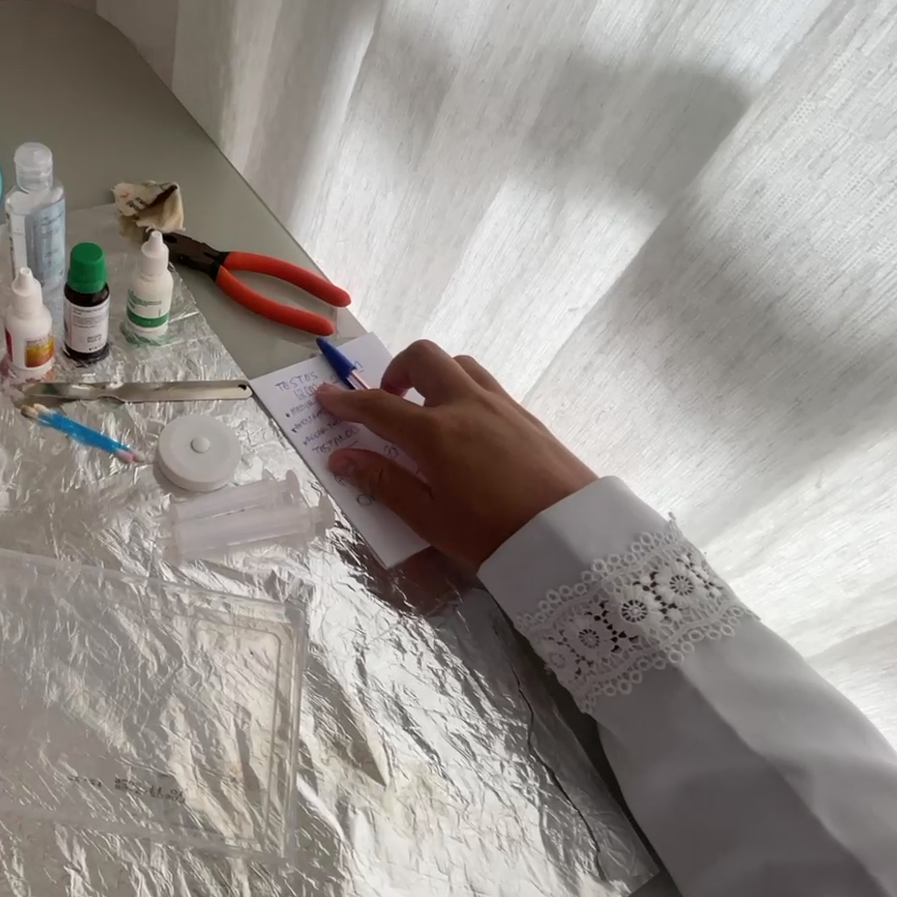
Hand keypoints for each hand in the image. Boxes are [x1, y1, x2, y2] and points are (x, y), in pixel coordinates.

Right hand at [315, 340, 595, 568]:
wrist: (573, 538)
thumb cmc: (493, 534)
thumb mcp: (429, 519)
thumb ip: (383, 483)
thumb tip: (341, 458)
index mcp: (436, 433)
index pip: (378, 406)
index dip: (345, 401)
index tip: (323, 397)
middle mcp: (466, 405)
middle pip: (424, 357)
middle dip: (395, 369)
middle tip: (387, 401)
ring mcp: (500, 404)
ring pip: (459, 363)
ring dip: (432, 375)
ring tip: (425, 411)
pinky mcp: (525, 414)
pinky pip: (484, 382)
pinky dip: (460, 388)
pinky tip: (462, 427)